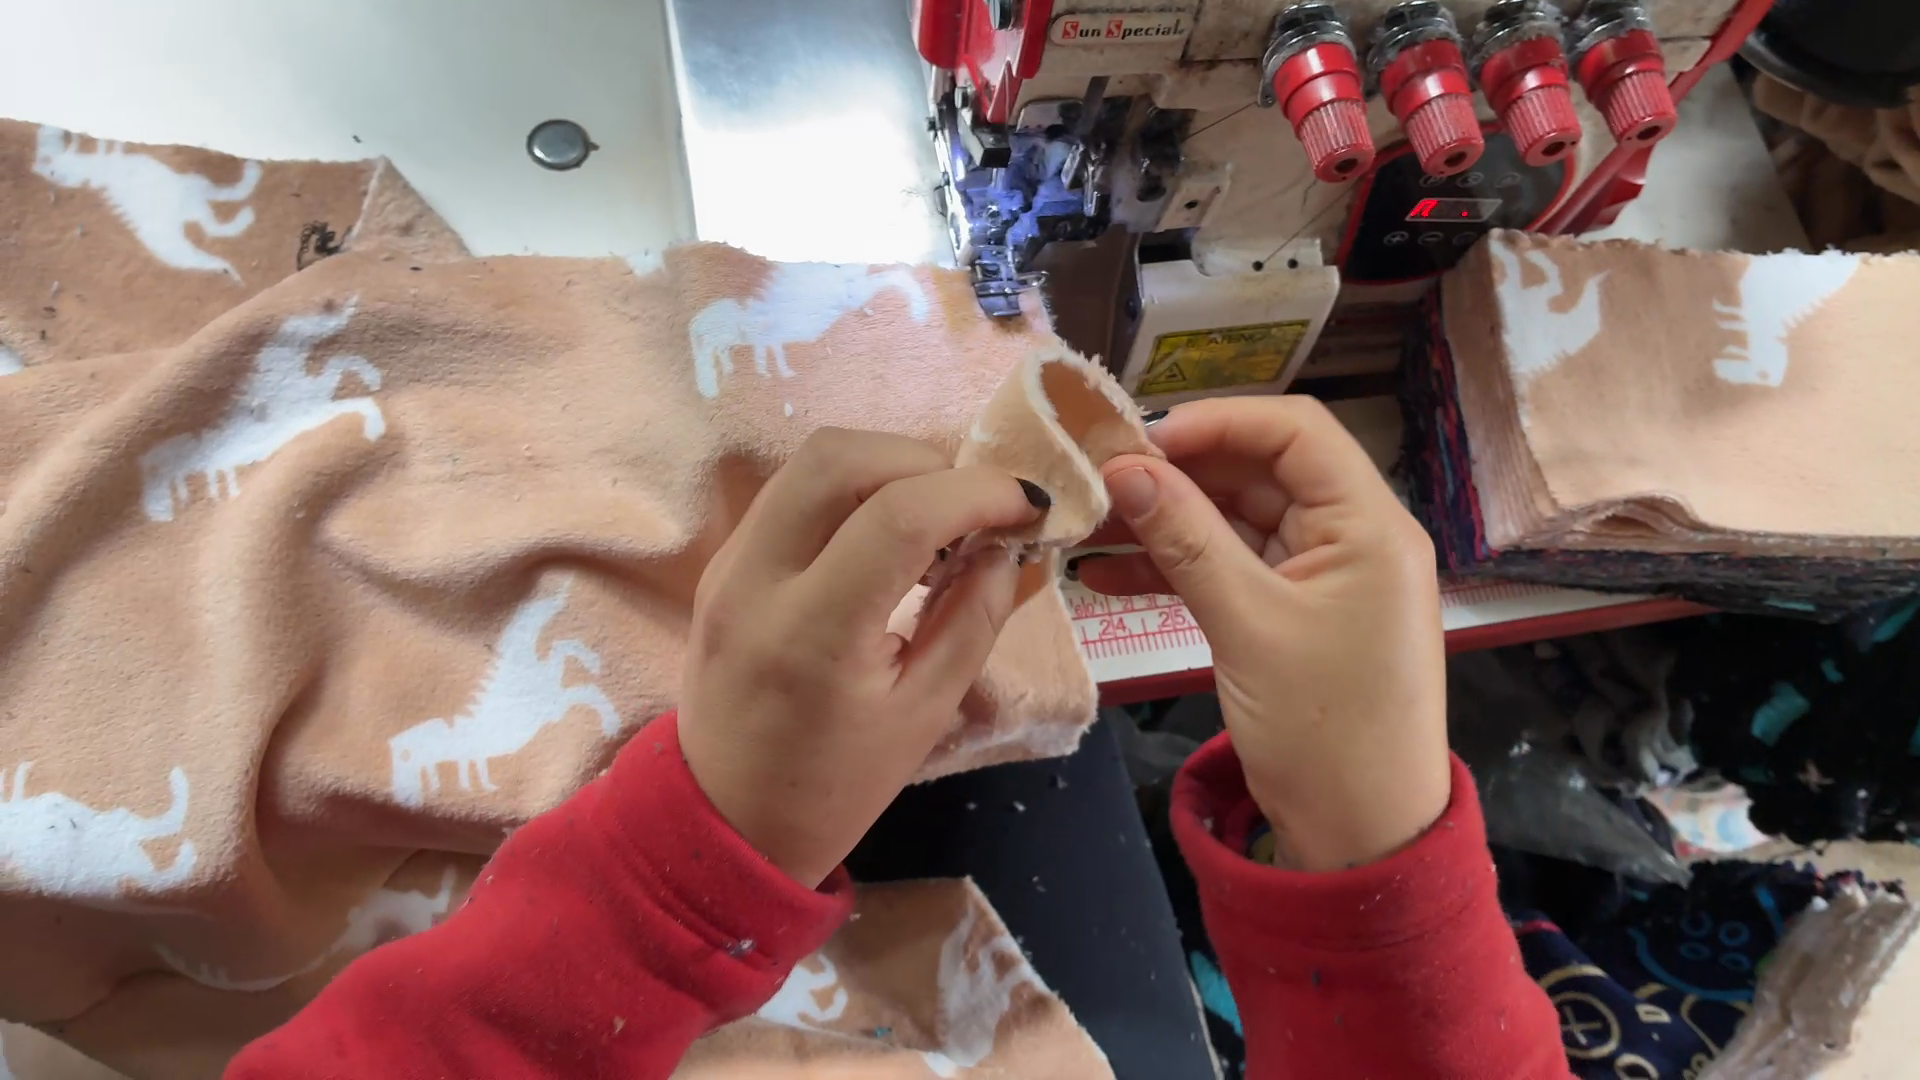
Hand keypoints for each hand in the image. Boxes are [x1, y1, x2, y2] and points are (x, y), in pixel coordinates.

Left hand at [678, 429, 1043, 887]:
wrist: (723, 821)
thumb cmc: (835, 785)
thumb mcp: (926, 713)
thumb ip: (975, 617)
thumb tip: (1003, 544)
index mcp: (812, 632)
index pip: (899, 516)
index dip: (976, 492)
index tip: (1027, 504)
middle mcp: (755, 577)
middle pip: (839, 457)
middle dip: (925, 461)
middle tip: (973, 508)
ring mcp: (729, 562)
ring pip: (812, 462)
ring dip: (889, 468)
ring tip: (936, 519)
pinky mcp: (724, 561)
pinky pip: (794, 491)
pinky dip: (854, 489)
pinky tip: (887, 534)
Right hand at [1078, 398, 1447, 871]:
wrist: (1358, 834)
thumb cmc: (1321, 727)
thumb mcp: (1246, 624)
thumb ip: (1184, 538)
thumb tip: (1123, 468)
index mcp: (1366, 523)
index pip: (1293, 430)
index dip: (1215, 422)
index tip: (1140, 441)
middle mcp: (1346, 534)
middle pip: (1253, 473)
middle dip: (1174, 474)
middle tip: (1098, 481)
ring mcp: (1313, 573)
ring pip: (1229, 522)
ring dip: (1161, 523)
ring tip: (1088, 526)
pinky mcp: (1284, 609)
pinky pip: (1222, 568)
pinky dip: (1170, 569)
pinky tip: (1104, 576)